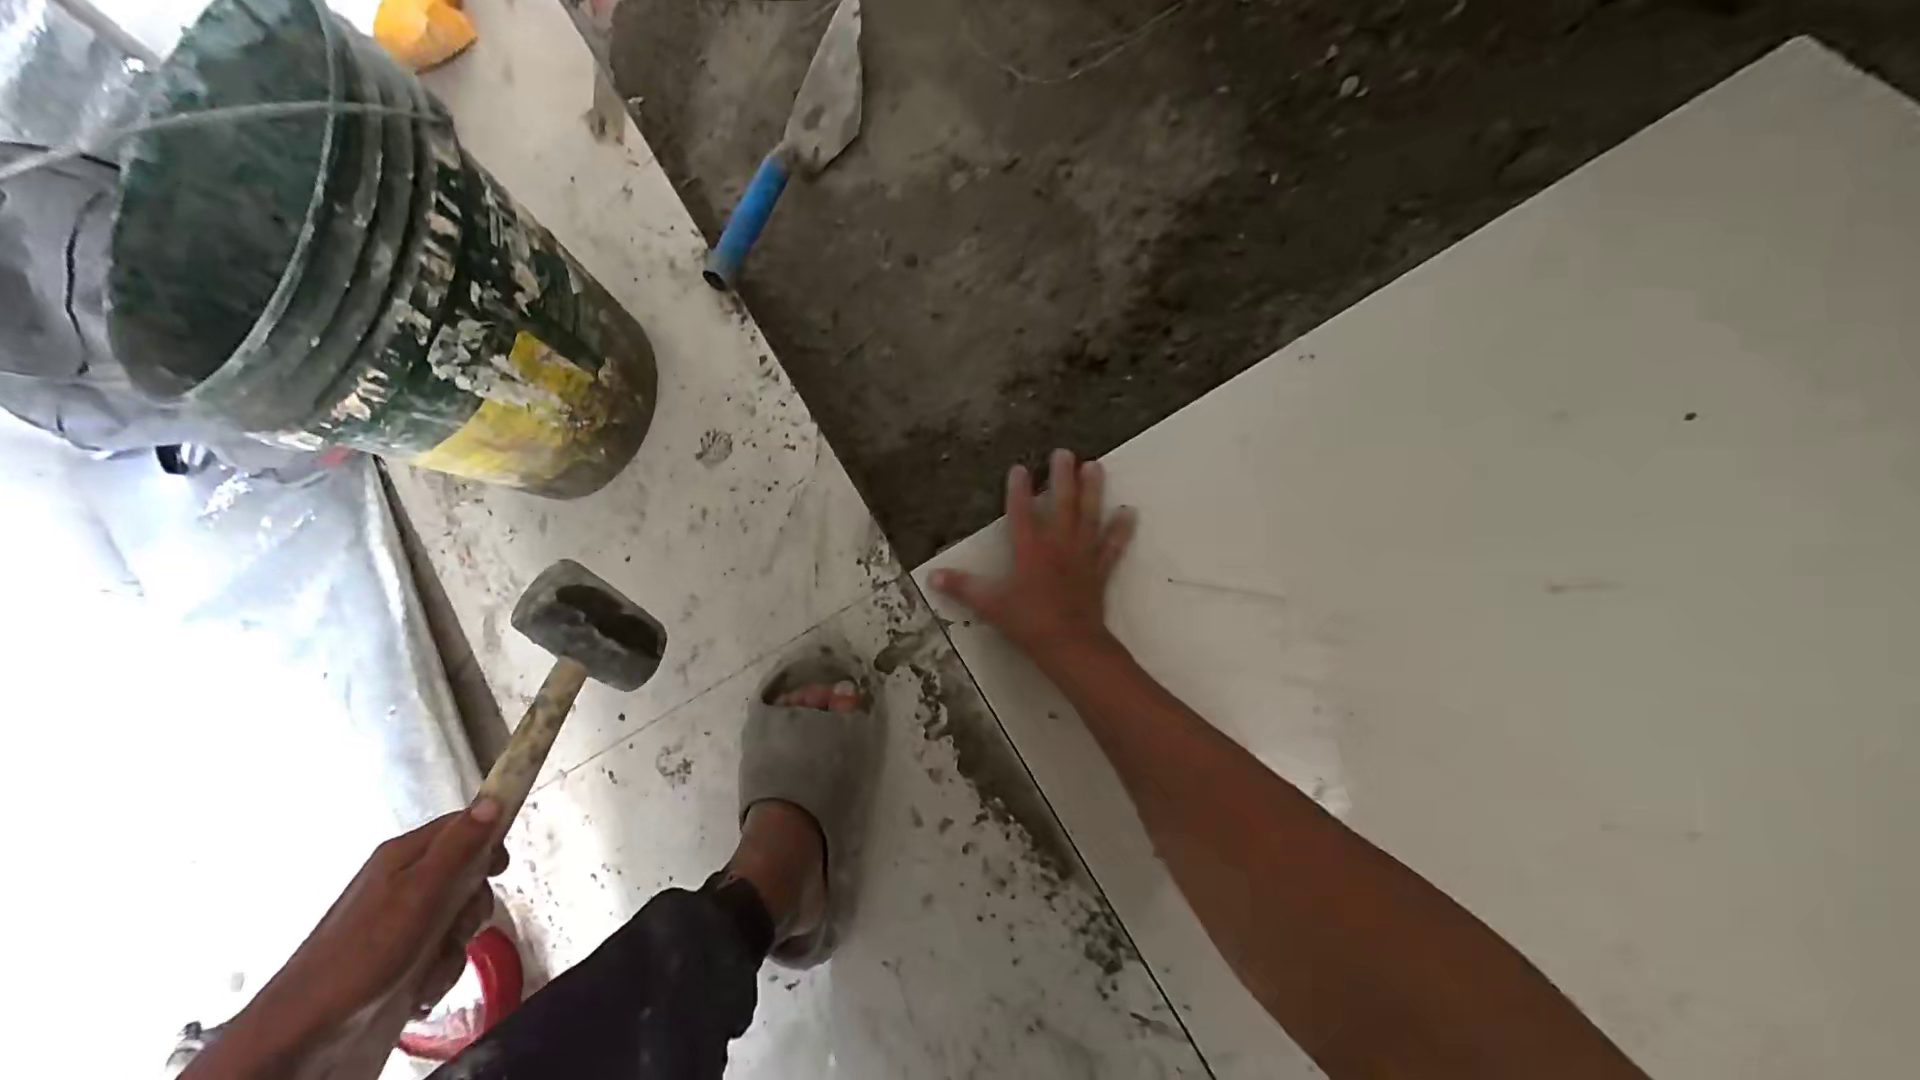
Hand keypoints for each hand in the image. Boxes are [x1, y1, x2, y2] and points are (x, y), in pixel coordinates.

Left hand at [186, 800, 508, 1079]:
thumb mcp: (420, 891)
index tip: (500, 867)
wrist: (302, 1035)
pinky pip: (441, 951)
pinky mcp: (399, 958)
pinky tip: (420, 985)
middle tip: (458, 922)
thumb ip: (459, 845)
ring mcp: (400, 923)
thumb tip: (494, 799)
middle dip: (474, 902)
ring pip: (458, 916)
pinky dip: (440, 969)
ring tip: (432, 963)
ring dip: (457, 943)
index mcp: (404, 856)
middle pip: (467, 873)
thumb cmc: (363, 953)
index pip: (463, 825)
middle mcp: (403, 882)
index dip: (488, 839)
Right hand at [931, 449, 1136, 664]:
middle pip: (1061, 504)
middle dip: (1061, 477)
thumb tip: (932, 576)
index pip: (1021, 513)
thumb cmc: (1028, 622)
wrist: (1070, 644)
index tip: (1019, 468)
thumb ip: (962, 587)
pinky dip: (1121, 530)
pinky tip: (1129, 512)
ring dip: (1092, 491)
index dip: (1018, 490)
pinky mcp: (1099, 571)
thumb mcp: (990, 604)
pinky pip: (1112, 546)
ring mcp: (1082, 556)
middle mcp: (1058, 545)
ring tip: (1095, 466)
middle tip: (1064, 452)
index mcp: (1030, 550)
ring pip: (1088, 516)